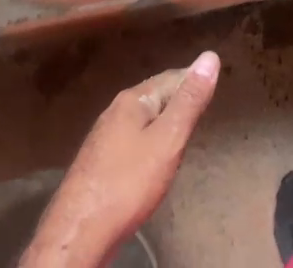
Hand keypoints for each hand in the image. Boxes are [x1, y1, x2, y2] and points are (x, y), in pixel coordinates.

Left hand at [20, 51, 220, 267]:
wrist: (77, 235)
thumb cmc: (128, 183)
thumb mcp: (168, 139)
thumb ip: (190, 100)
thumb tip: (209, 56)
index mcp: (132, 101)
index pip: (172, 77)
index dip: (195, 82)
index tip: (215, 92)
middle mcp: (114, 113)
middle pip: (156, 97)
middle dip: (179, 101)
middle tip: (204, 111)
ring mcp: (102, 140)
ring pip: (143, 121)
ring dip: (164, 123)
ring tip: (185, 134)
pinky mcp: (98, 165)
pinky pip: (132, 142)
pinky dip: (150, 143)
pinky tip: (155, 161)